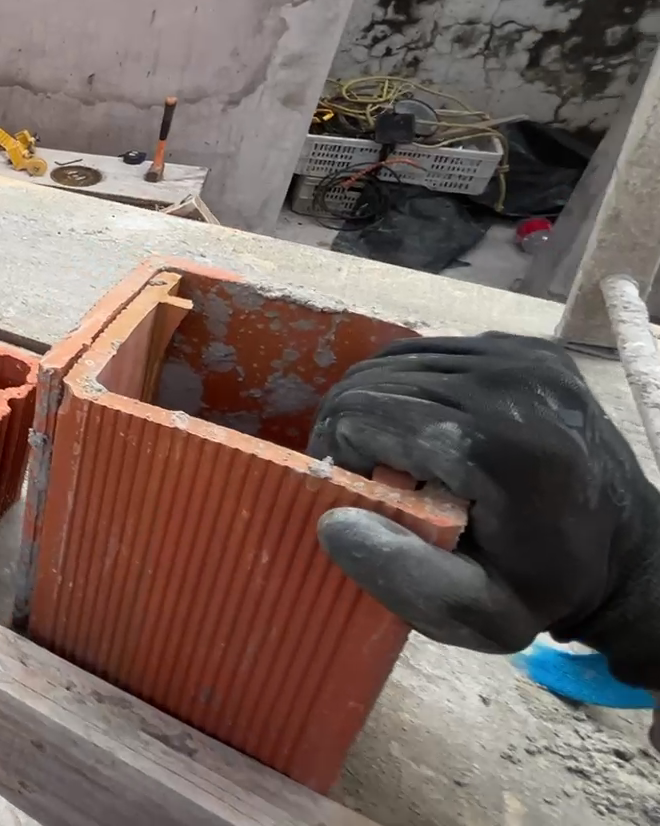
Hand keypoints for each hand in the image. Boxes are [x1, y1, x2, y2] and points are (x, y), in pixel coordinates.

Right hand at [309, 333, 658, 693]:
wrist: (635, 559)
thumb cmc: (542, 590)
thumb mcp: (477, 615)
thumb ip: (402, 577)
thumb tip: (335, 520)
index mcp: (501, 447)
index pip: (357, 413)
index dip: (341, 453)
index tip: (369, 493)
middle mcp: (513, 386)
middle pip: (364, 384)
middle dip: (351, 430)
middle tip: (379, 474)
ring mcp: (522, 360)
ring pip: (382, 365)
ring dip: (373, 409)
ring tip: (402, 452)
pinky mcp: (523, 349)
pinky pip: (417, 355)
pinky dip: (403, 388)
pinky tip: (427, 423)